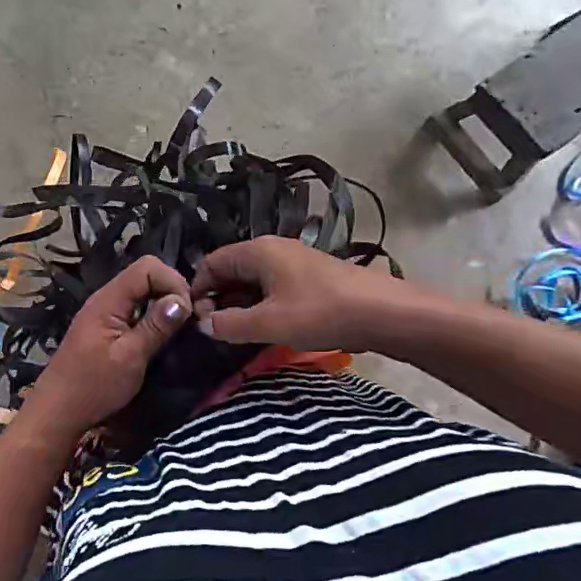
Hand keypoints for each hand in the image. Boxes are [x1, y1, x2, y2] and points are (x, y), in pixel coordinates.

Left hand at [24, 256, 192, 435]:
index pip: (147, 267)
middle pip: (145, 275)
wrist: (57, 413)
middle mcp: (106, 299)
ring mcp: (105, 313)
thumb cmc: (93, 387)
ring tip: (178, 329)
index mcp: (108, 300)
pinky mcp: (106, 328)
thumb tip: (184, 300)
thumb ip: (156, 326)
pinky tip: (160, 337)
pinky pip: (134, 310)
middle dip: (170, 291)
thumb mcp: (130, 358)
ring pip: (141, 293)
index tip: (186, 311)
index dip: (172, 281)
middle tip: (186, 320)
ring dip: (162, 305)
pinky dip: (151, 317)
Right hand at [190, 236, 412, 352]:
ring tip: (239, 332)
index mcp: (258, 250)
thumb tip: (203, 323)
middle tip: (216, 329)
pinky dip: (262, 303)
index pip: (211, 262)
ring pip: (253, 279)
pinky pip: (273, 286)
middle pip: (231, 269)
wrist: (384, 313)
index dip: (198, 289)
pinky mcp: (310, 276)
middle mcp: (273, 248)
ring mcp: (294, 260)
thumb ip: (229, 324)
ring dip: (241, 304)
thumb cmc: (321, 313)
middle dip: (219, 298)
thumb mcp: (268, 323)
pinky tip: (268, 326)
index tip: (196, 320)